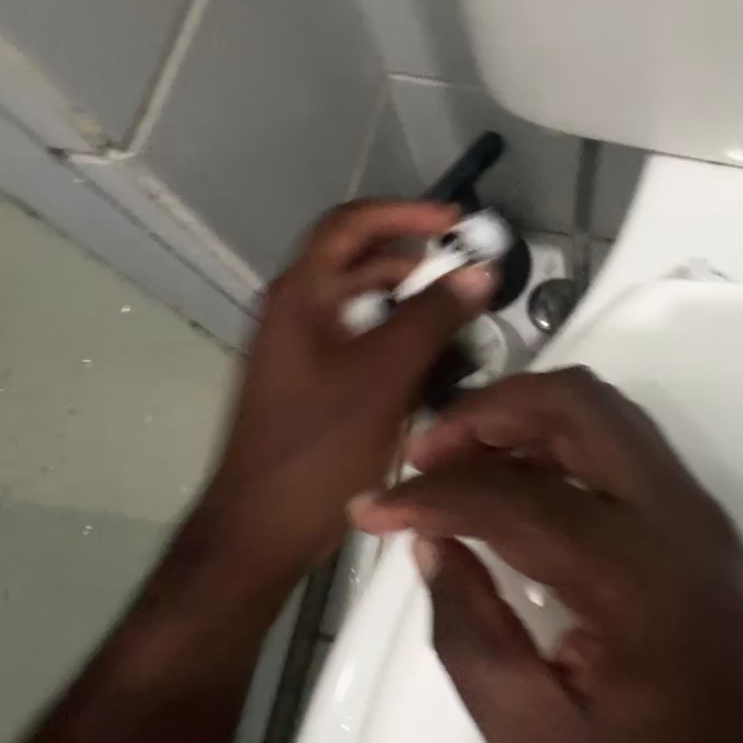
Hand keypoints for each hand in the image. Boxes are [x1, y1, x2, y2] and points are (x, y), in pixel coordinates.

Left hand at [212, 200, 493, 564]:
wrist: (262, 529)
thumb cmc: (319, 446)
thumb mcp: (384, 375)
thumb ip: (433, 317)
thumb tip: (480, 271)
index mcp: (301, 295)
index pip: (351, 224)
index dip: (405, 212)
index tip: (456, 222)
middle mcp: (295, 311)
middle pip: (357, 260)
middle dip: (413, 259)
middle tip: (464, 273)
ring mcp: (300, 349)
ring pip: (361, 303)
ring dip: (408, 300)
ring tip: (457, 316)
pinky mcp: (311, 382)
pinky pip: (360, 339)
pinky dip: (396, 336)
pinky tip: (432, 362)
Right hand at [351, 368, 742, 742]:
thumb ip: (472, 641)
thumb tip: (432, 548)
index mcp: (627, 575)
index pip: (511, 499)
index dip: (430, 496)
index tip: (373, 509)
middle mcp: (667, 512)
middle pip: (572, 405)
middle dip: (484, 411)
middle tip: (425, 453)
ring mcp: (690, 499)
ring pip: (599, 404)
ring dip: (520, 411)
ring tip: (460, 456)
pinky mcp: (694, 504)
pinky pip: (616, 432)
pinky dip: (554, 430)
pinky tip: (514, 472)